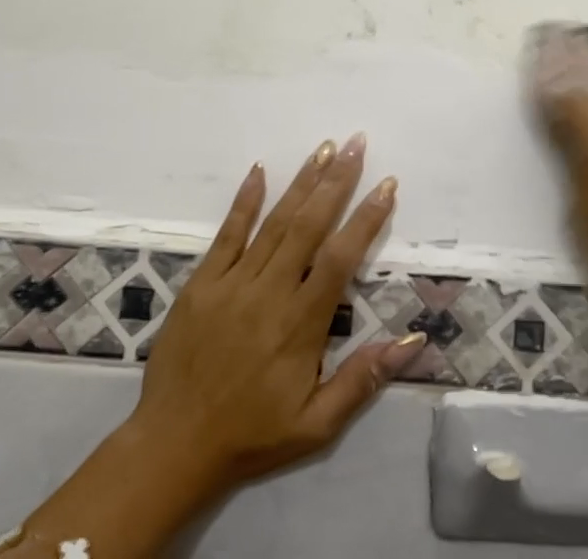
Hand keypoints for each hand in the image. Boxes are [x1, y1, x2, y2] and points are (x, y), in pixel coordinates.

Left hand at [0, 136, 427, 558]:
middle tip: (356, 143)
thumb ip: (363, 379)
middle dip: (336, 182)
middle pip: (308, 226)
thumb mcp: (317, 424)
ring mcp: (231, 284)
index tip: (387, 186)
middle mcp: (268, 293)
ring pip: (273, 223)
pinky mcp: (201, 285)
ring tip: (323, 148)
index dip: (365, 219)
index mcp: (300, 324)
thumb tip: (413, 340)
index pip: (339, 258)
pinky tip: (258, 172)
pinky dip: (243, 202)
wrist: (174, 444)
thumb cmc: (253, 435)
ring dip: (301, 183)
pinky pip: (226, 235)